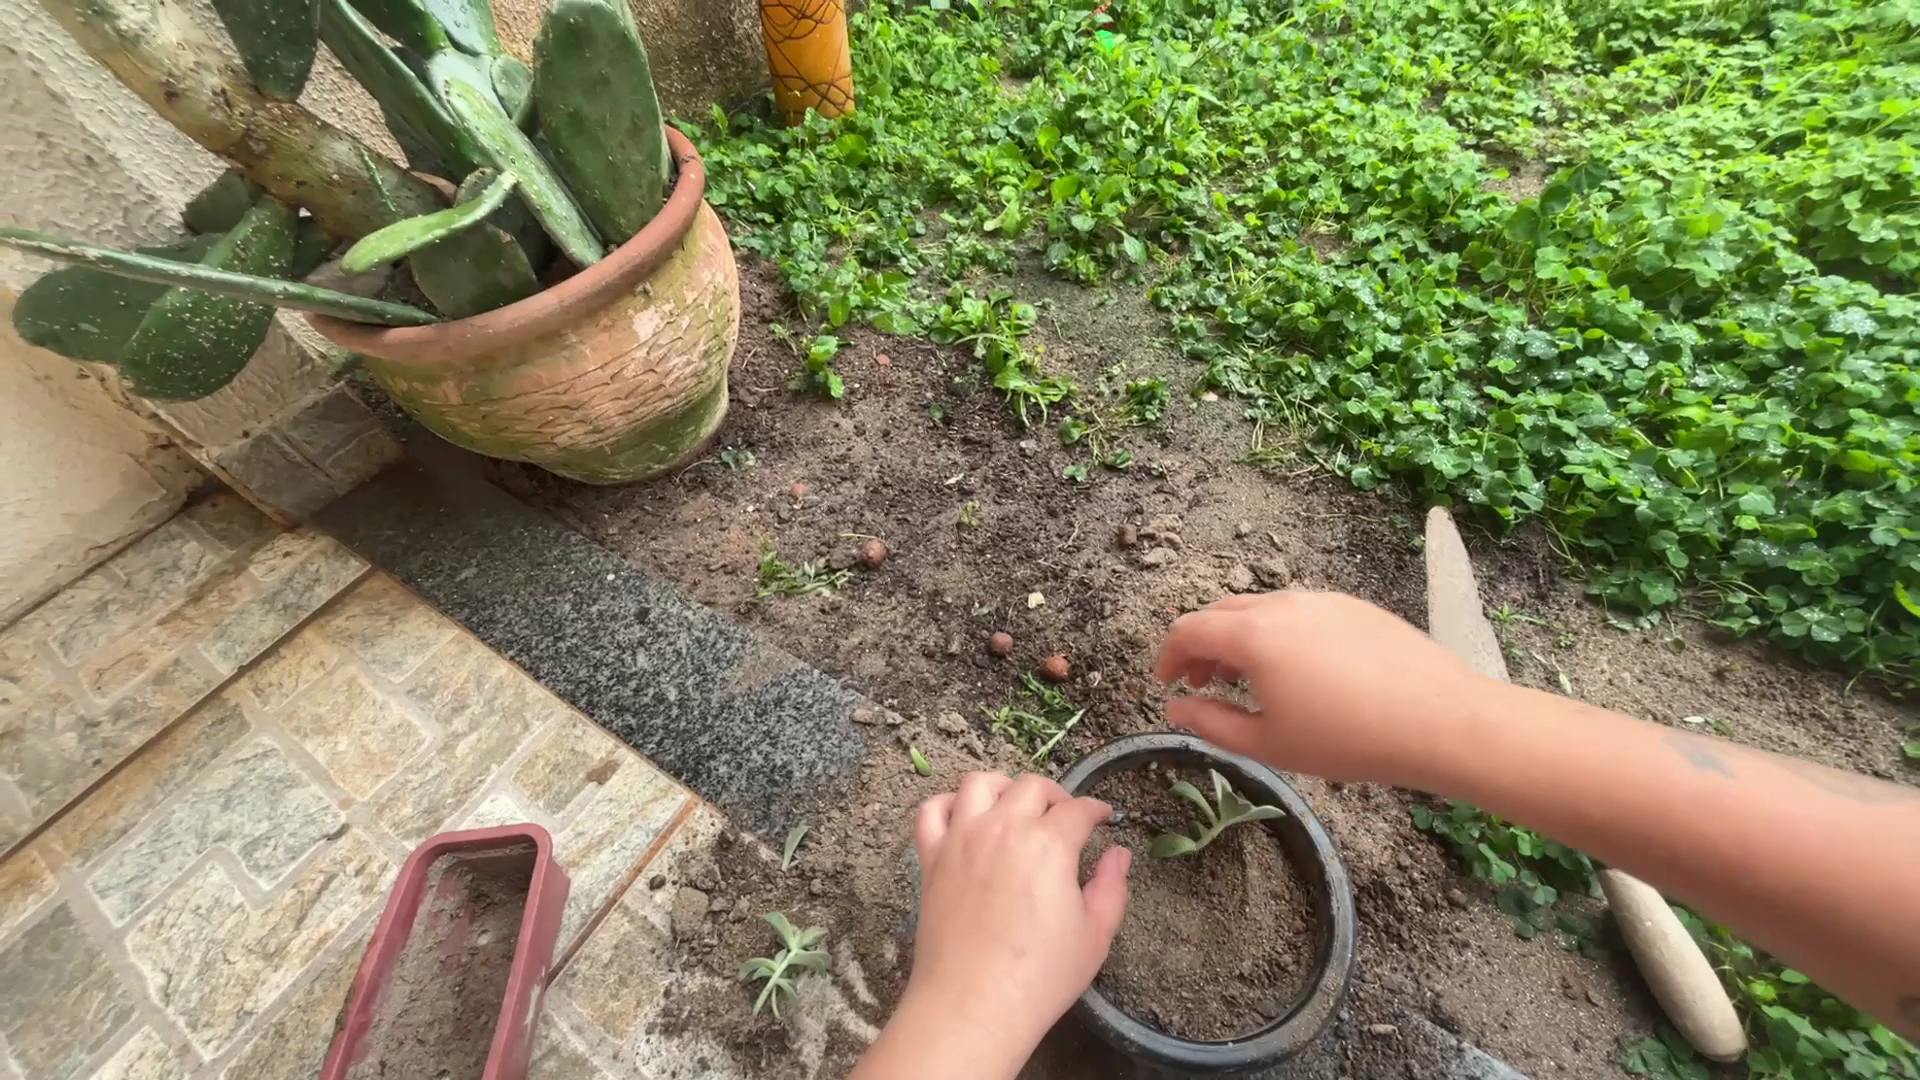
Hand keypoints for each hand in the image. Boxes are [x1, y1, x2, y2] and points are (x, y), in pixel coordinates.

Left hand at [903, 773, 1129, 1059]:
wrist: (973, 1004)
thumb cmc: (1039, 976)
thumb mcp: (1094, 936)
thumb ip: (1111, 887)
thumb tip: (1120, 854)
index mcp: (1048, 844)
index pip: (1077, 809)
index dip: (1094, 809)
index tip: (1101, 816)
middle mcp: (1003, 827)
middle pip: (1030, 786)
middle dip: (1054, 795)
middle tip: (1062, 816)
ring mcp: (962, 837)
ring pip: (979, 783)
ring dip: (1002, 787)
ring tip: (1013, 807)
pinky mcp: (932, 855)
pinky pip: (932, 810)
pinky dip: (947, 804)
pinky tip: (963, 817)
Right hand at [1155, 591, 1487, 785]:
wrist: (1446, 722)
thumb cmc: (1349, 739)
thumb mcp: (1268, 743)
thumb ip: (1210, 723)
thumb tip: (1175, 707)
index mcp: (1253, 635)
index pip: (1188, 630)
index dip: (1167, 656)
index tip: (1166, 683)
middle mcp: (1280, 604)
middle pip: (1219, 613)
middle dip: (1200, 646)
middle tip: (1202, 682)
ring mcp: (1319, 600)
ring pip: (1258, 609)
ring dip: (1237, 638)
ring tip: (1247, 677)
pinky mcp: (1351, 605)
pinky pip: (1295, 611)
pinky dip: (1274, 633)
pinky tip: (1296, 669)